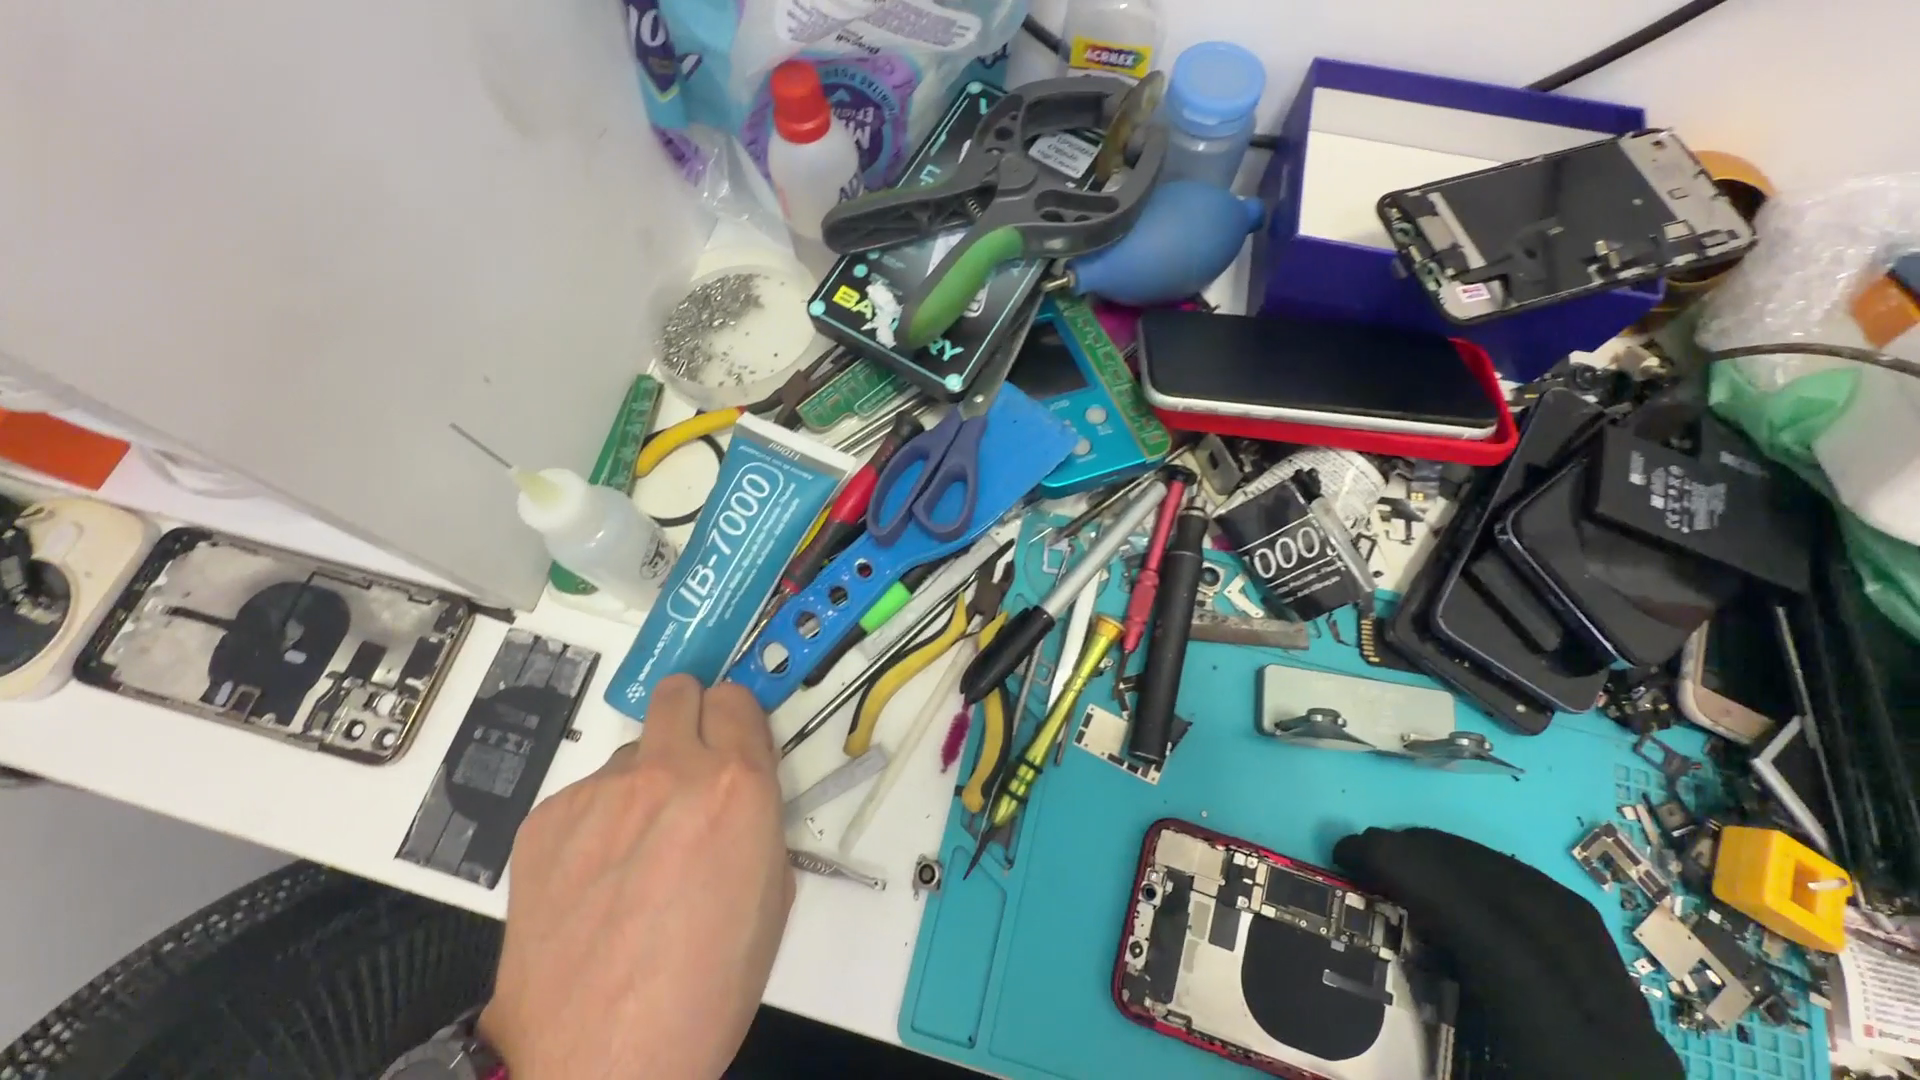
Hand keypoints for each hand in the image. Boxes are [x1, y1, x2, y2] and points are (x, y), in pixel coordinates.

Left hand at [481, 675, 792, 1079]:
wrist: (598, 1058)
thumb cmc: (707, 989)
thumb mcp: (772, 897)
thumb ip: (758, 821)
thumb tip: (737, 793)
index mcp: (737, 787)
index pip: (737, 700)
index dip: (738, 722)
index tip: (734, 744)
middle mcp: (667, 772)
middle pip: (678, 692)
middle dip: (691, 717)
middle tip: (689, 769)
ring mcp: (599, 793)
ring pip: (631, 753)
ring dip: (643, 782)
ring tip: (636, 855)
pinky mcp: (545, 819)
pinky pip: (586, 797)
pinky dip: (598, 822)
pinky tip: (596, 882)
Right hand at [1334, 827, 1682, 1079]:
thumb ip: (1377, 1068)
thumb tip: (1308, 1031)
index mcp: (1571, 1069)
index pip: (1505, 952)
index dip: (1429, 886)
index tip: (1360, 850)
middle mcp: (1621, 1045)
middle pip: (1540, 914)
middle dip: (1449, 861)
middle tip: (1372, 846)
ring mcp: (1641, 1037)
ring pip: (1566, 917)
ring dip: (1483, 870)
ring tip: (1415, 856)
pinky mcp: (1637, 1037)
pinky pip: (1579, 940)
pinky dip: (1517, 901)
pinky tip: (1471, 903)